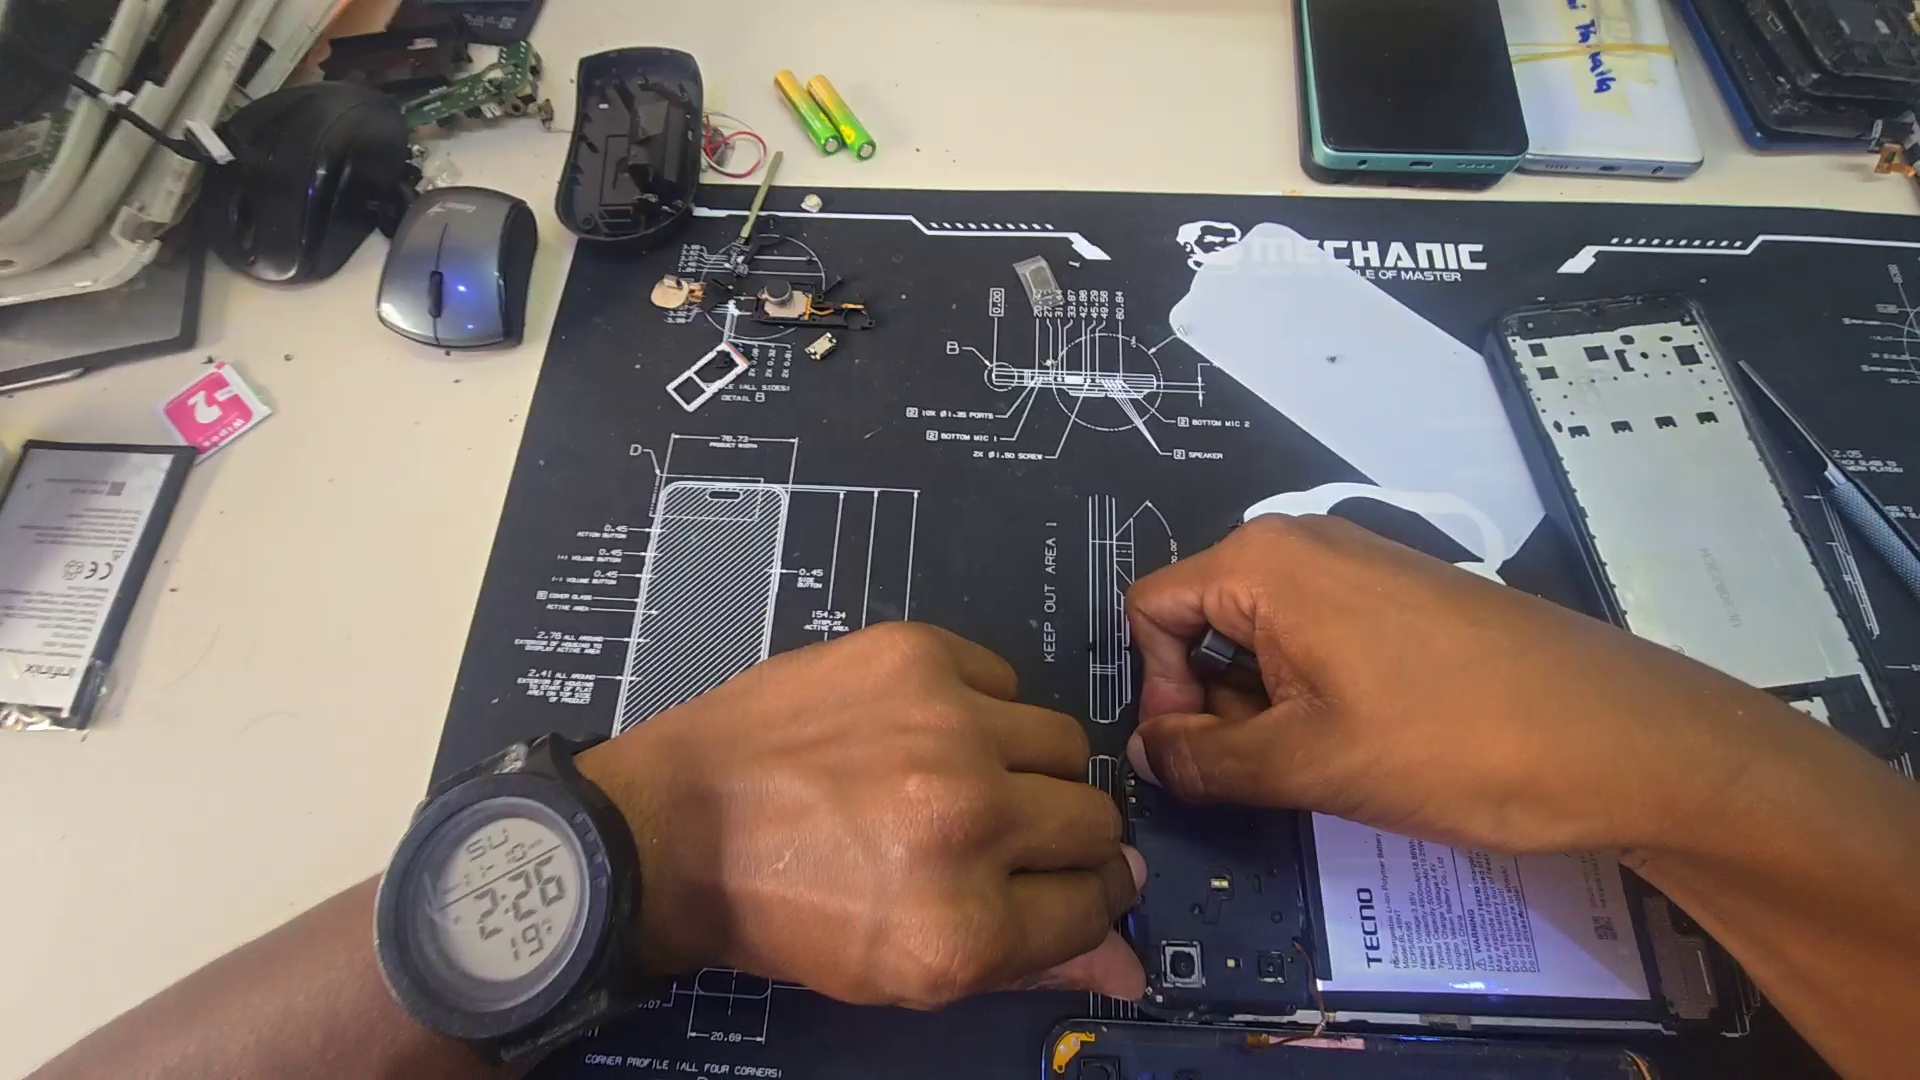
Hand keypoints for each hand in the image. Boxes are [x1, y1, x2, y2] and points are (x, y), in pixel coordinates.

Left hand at [580, 623, 1144, 1008]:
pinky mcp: (917, 654)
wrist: (679, 820)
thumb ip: (1028, 965)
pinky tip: (931, 721)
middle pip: (1093, 817)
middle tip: (1010, 828)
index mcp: (962, 926)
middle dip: (1068, 833)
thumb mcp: (902, 972)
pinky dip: (984, 705)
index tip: (1073, 879)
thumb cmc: (786, 911)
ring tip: (970, 769)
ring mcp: (945, 723)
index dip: (1090, 894)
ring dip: (1031, 765)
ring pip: (1064, 740)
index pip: (1094, 902)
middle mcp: (968, 818)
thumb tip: (1129, 958)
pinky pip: (1004, 676)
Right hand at [1124, 514, 1833, 855]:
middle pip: (1201, 619)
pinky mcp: (1393, 591)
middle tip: (1261, 766)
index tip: (1196, 752)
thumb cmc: (1452, 742)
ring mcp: (1353, 562)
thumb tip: (1140, 752)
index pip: (1151, 610)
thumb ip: (1200, 759)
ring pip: (1255, 631)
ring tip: (1316, 756)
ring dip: (1257, 700)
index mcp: (1260, 562)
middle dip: (1210, 698)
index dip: (1157, 686)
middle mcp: (1297, 544)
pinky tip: (1355, 733)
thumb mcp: (1306, 763)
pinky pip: (1308, 629)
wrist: (1638, 741)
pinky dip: (1303, 684)